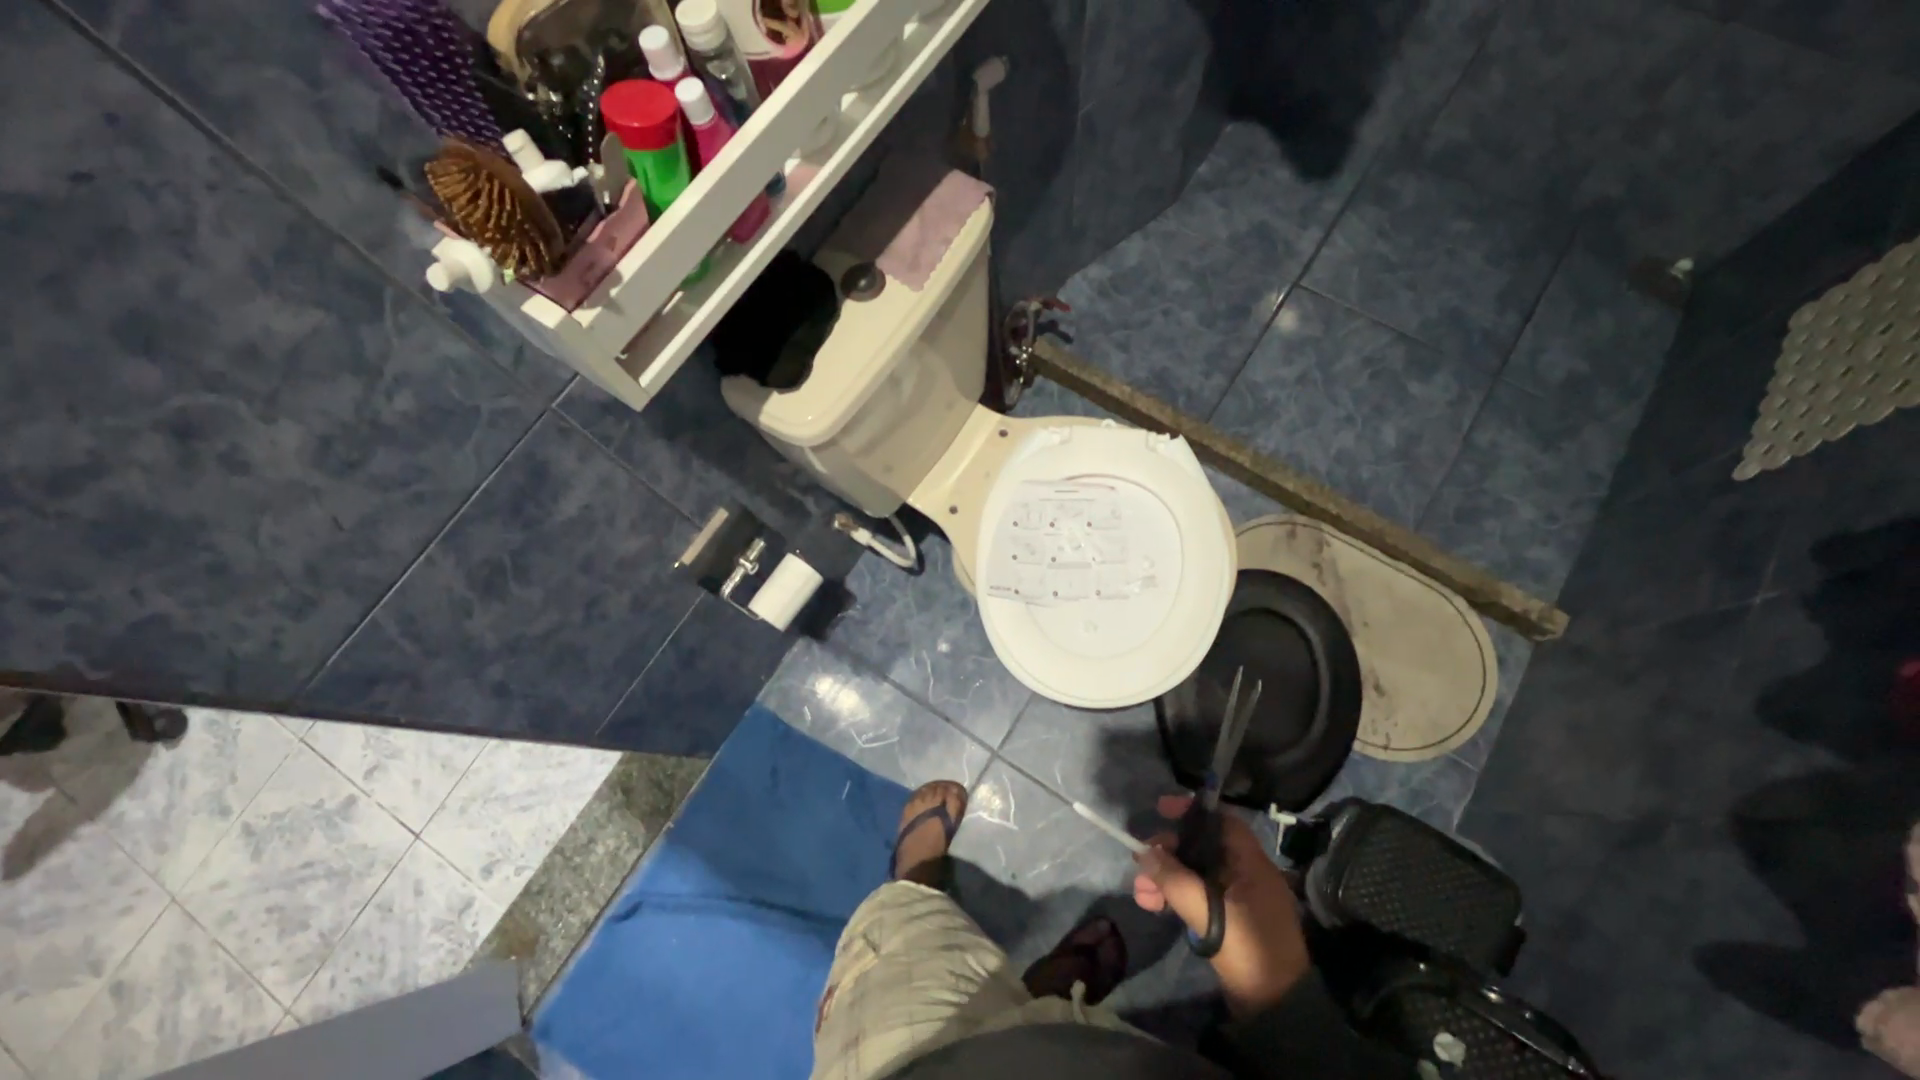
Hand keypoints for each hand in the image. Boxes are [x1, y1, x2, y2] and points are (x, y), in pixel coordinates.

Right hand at [1132, 794, 1310, 1015]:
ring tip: (1142, 895)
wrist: (1276, 1006)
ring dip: (1166, 878)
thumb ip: (1174, 880)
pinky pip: (1198, 895)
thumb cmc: (1249, 950)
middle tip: (1140, 865)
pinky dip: (1176, 896)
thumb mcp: (1208, 913)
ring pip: (1195, 873)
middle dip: (1168, 853)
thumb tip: (1146, 853)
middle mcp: (1245, 874)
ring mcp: (1237, 898)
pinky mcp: (1228, 919)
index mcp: (1251, 864)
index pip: (1222, 822)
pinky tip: (1156, 906)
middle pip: (1201, 848)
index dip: (1192, 812)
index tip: (1161, 811)